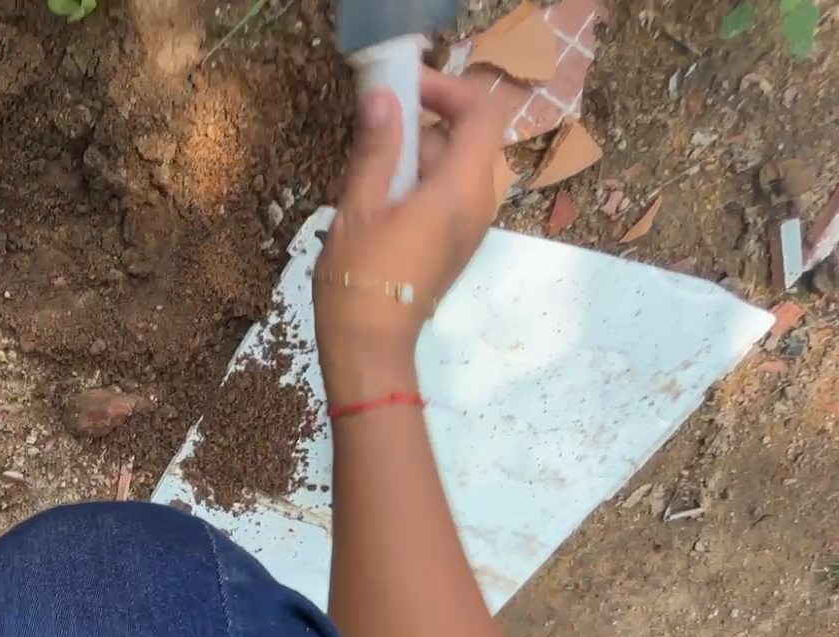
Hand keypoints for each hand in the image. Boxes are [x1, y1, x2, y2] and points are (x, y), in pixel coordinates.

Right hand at [315, 70, 502, 401]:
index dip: (446, 88)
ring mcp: (469, 228)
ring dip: (414, 164)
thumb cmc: (360, 280)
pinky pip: (446, 199)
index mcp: (460, 188)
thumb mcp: (357, 211)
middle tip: (374, 141)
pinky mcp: (452, 247)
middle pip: (465, 141)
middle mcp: (478, 202)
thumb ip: (375, 152)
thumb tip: (382, 99)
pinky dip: (417, 190)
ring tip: (366, 185)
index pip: (480, 110)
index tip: (403, 90)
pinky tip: (377, 213)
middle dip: (422, 130)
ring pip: (453, 172)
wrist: (368, 346)